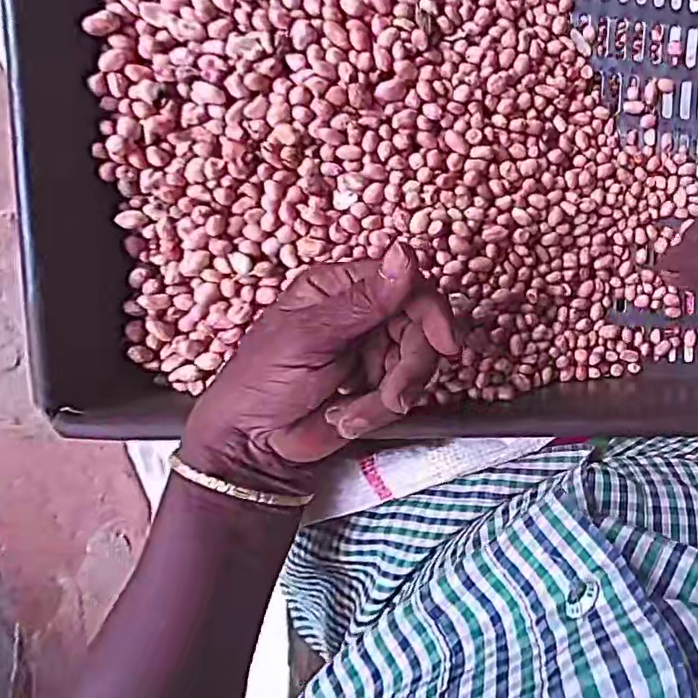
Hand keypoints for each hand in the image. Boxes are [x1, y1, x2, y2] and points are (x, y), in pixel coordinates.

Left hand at [177, 244, 461, 491]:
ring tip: (351, 415)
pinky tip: (347, 417)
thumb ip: (364, 300)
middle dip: (410, 367)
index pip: (406, 284)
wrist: (251, 445)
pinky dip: (380, 410)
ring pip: (418, 362)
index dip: (431, 312)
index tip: (445, 343)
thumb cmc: (261, 382)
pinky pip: (406, 390)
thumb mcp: (310, 337)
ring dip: (391, 395)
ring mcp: (374, 347)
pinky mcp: (380, 381)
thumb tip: (405, 253)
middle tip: (392, 397)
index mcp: (340, 287)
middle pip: (421, 327)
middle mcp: (363, 312)